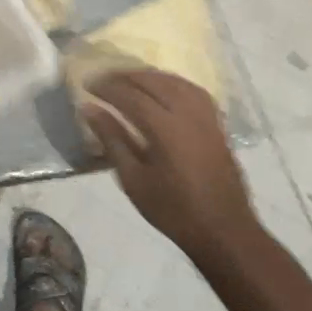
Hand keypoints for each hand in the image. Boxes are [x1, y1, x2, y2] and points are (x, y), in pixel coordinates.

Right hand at [83, 70, 258, 261]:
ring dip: (150, 76)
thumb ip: (112, 138)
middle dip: (126, 76)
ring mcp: (207, 120)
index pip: (131, 95)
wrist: (225, 234)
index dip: (106, 87)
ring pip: (176, 83)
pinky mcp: (218, 127)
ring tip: (129, 81)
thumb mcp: (133, 179)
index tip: (87, 84)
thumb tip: (88, 108)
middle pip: (154, 82)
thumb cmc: (173, 210)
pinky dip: (173, 84)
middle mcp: (189, 117)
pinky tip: (163, 90)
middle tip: (103, 80)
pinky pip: (195, 92)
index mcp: (166, 130)